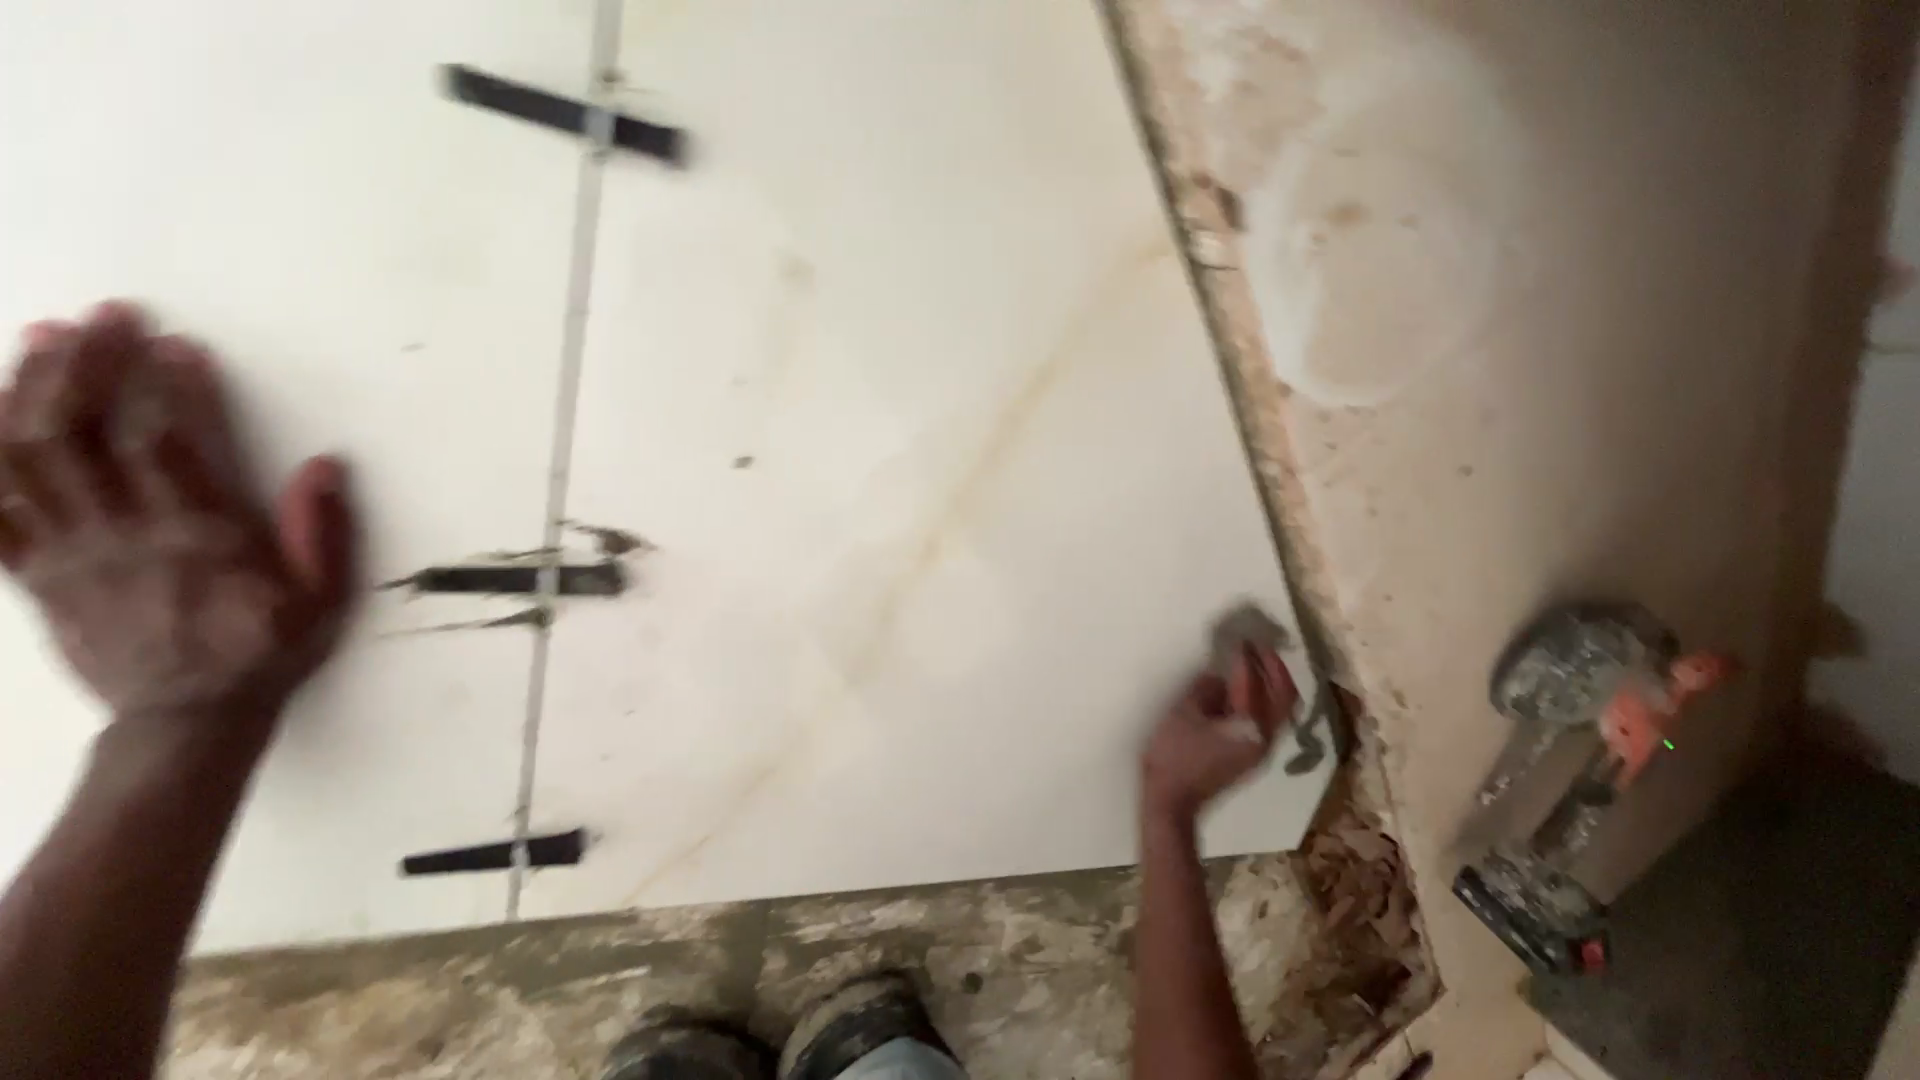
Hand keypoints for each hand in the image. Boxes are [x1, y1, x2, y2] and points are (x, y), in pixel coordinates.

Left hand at [0, 303, 357, 736]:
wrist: (189, 718)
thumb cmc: (267, 651)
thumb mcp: (322, 598)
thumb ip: (319, 531)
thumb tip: (324, 465)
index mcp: (202, 539)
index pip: (172, 445)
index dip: (170, 387)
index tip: (178, 345)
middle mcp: (126, 535)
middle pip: (82, 434)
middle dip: (87, 365)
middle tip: (102, 316)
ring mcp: (68, 553)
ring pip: (24, 458)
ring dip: (25, 389)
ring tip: (40, 338)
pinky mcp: (31, 572)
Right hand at [1141, 642, 1297, 822]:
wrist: (1172, 803)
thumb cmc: (1174, 756)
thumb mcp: (1182, 714)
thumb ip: (1205, 690)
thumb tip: (1218, 679)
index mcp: (1249, 725)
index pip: (1253, 682)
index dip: (1247, 657)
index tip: (1241, 638)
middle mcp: (1264, 736)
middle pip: (1284, 696)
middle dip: (1275, 668)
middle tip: (1261, 646)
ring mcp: (1261, 749)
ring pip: (1281, 709)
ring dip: (1274, 683)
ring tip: (1258, 663)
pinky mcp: (1251, 755)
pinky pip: (1269, 719)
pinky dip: (1265, 699)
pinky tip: (1244, 690)